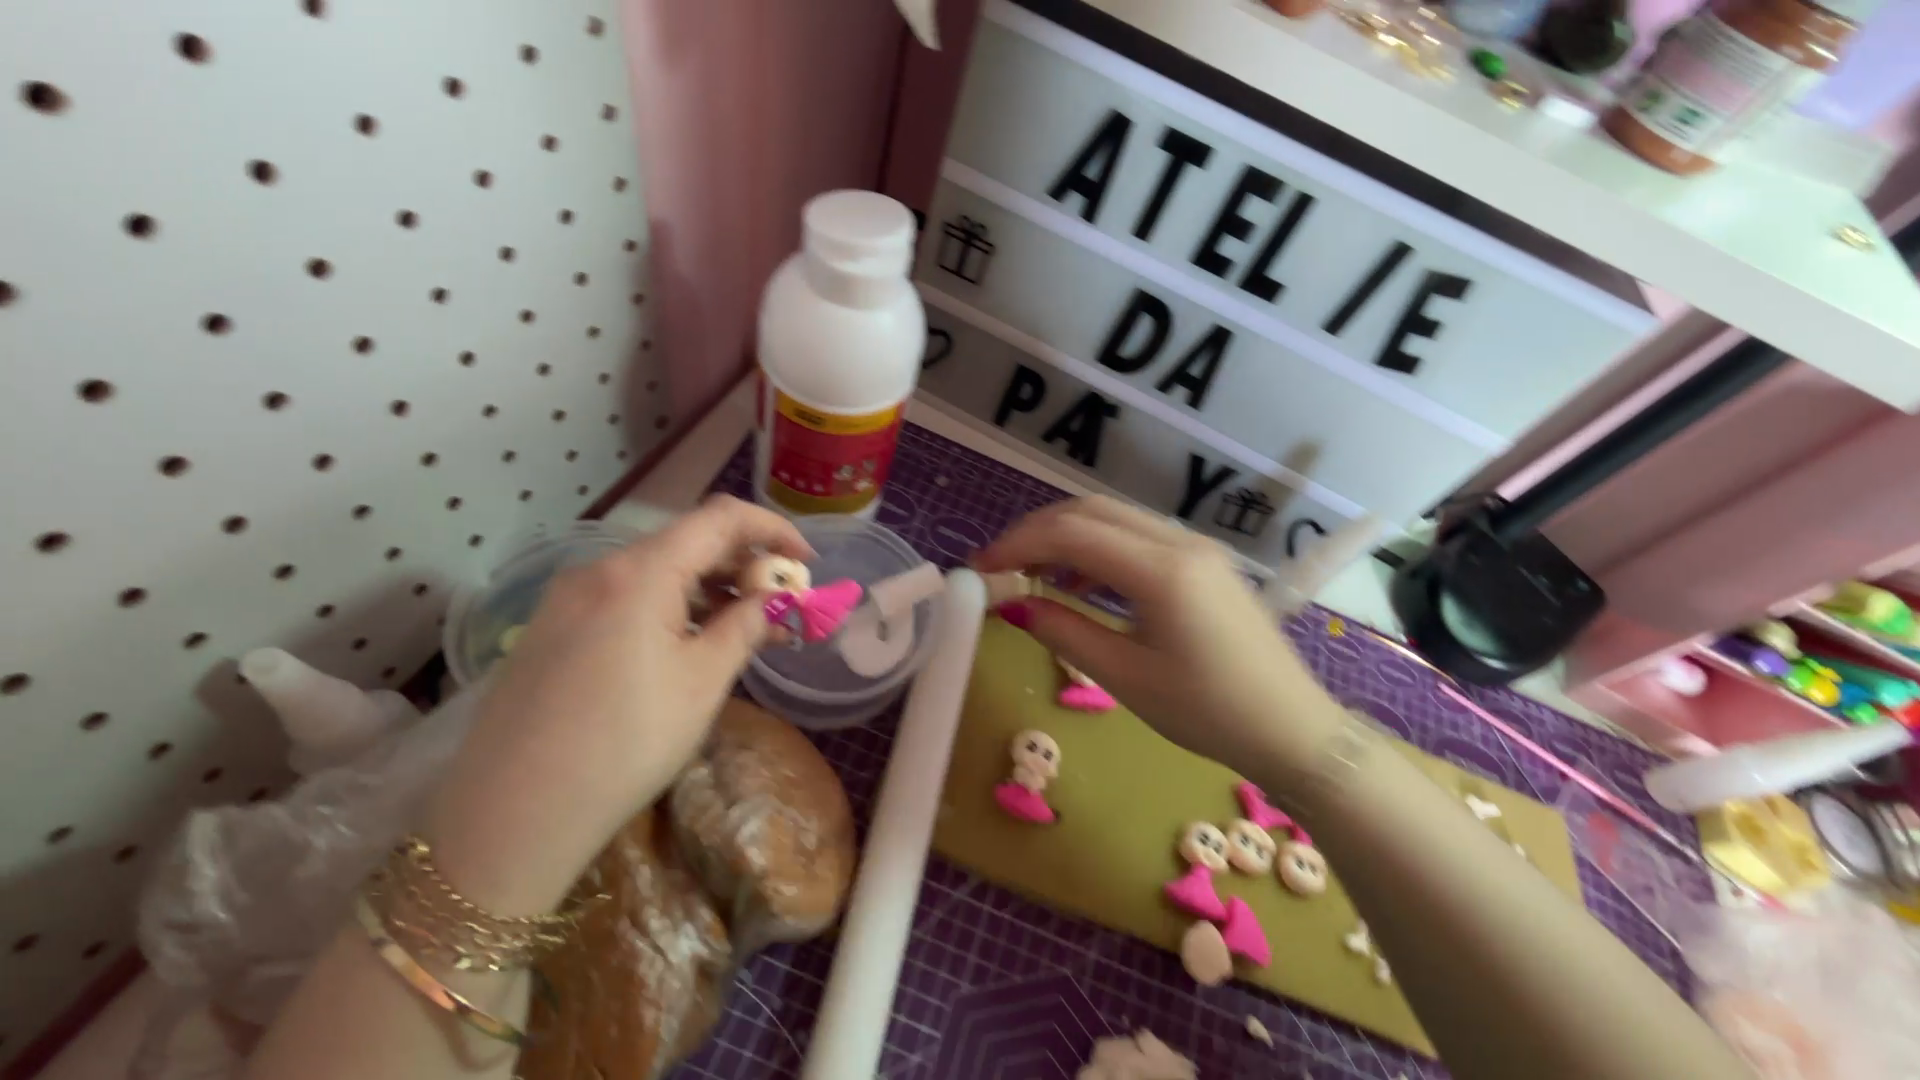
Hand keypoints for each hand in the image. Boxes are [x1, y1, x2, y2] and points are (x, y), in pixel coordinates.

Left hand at [423, 496, 811, 913]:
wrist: (512, 814)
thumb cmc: (626, 743)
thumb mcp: (702, 683)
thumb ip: (744, 627)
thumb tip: (771, 600)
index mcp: (639, 572)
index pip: (721, 517)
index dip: (772, 530)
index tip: (807, 563)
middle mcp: (598, 569)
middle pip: (686, 542)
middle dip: (743, 567)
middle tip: (781, 609)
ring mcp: (567, 599)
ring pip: (655, 573)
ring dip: (708, 591)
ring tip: (744, 632)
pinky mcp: (551, 630)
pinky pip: (625, 599)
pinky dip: (669, 609)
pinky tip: (688, 646)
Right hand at [974, 497, 1339, 774]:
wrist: (1291, 728)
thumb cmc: (1207, 713)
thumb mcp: (1125, 677)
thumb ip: (1063, 631)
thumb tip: (1014, 606)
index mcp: (1162, 571)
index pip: (1071, 534)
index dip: (1017, 544)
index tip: (980, 569)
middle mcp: (1179, 542)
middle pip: (1090, 511)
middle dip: (1036, 531)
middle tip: (999, 566)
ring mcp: (1195, 547)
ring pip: (1113, 517)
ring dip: (1066, 536)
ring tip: (1030, 574)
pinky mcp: (1202, 560)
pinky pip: (1137, 536)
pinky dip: (1097, 547)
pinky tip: (1077, 581)